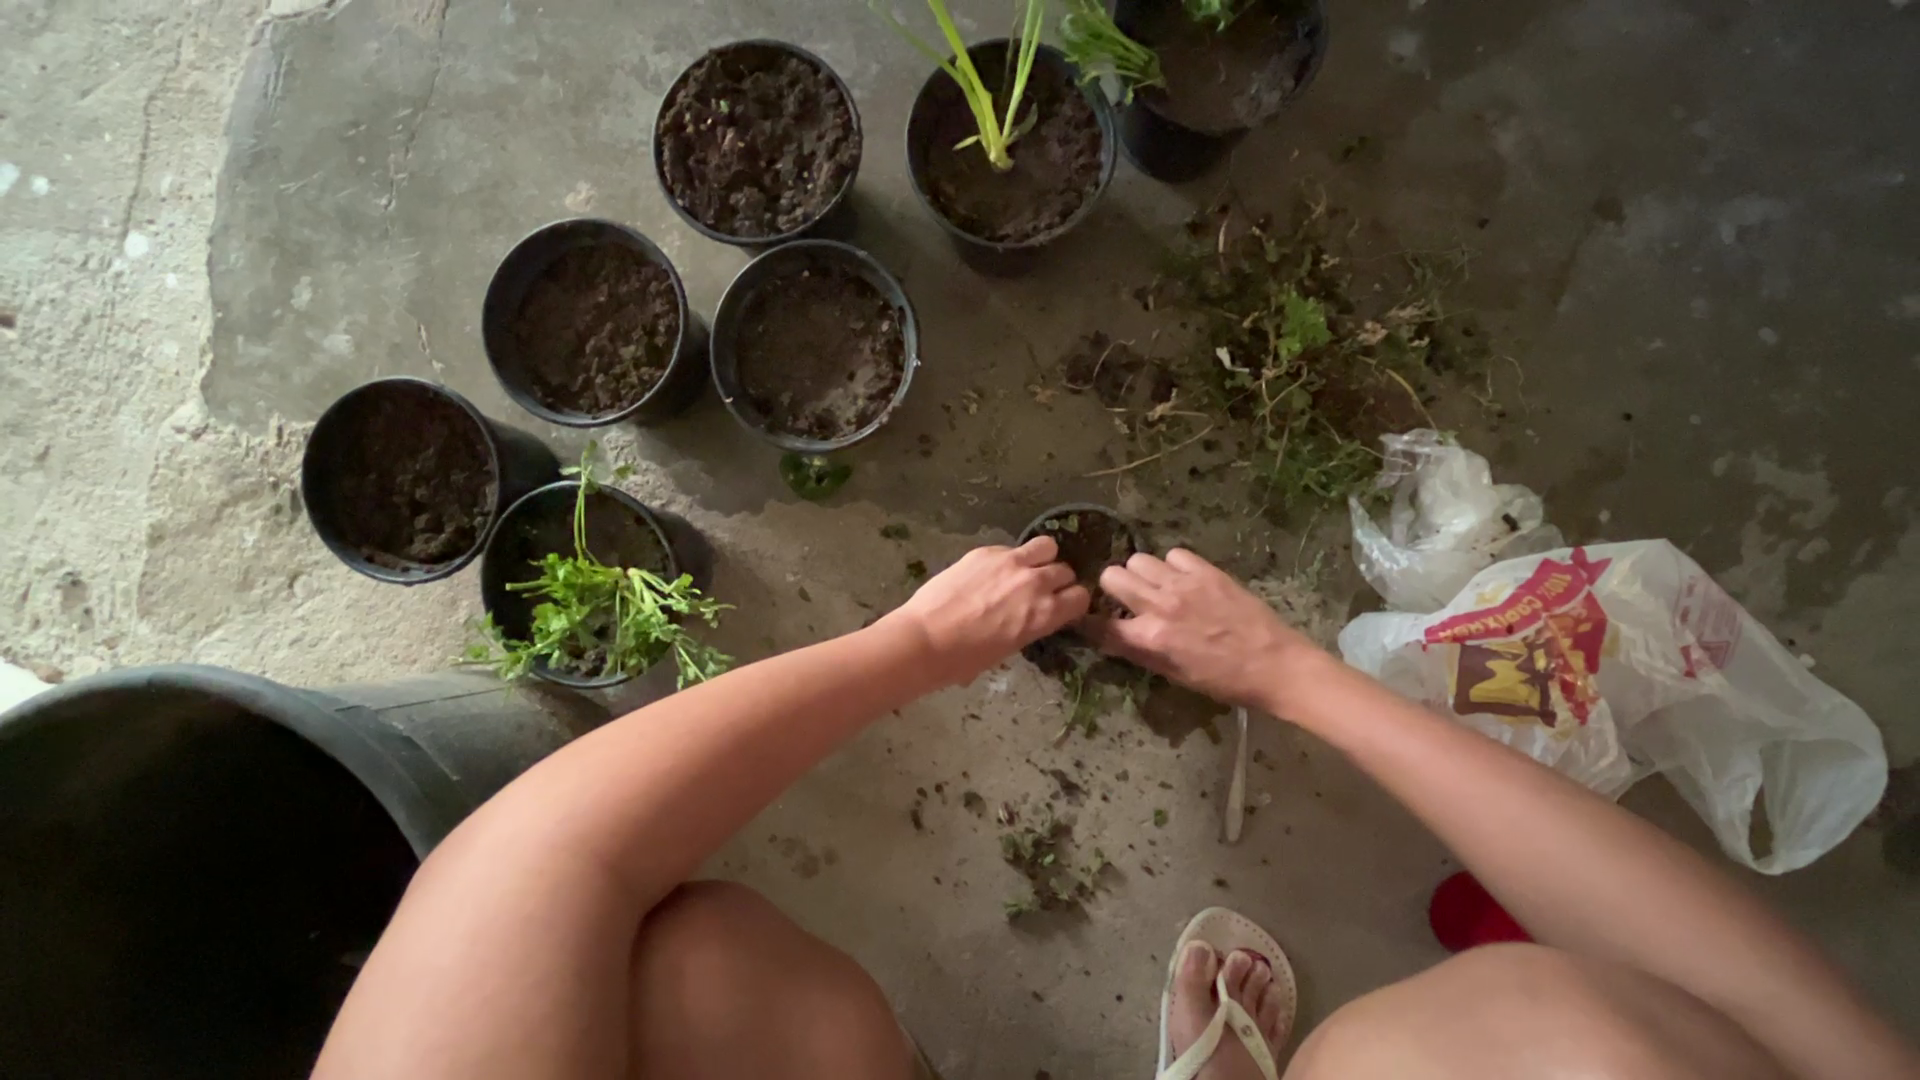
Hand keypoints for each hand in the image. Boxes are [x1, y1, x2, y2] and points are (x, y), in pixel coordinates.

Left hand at [879, 536, 1090, 686]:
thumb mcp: (1010, 648)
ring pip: (1046, 546)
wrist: (925, 639)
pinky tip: (989, 572)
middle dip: (1057, 580)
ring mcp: (1010, 562)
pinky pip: (1010, 548)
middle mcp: (1035, 582)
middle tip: (1040, 590)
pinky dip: (1007, 558)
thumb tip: (1033, 616)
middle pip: (1065, 570)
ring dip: (1041, 558)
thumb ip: (1032, 624)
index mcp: (1045, 614)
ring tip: (1024, 569)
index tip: (1063, 605)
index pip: (1081, 597)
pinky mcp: (986, 551)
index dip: (1073, 601)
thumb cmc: (965, 659)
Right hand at [1086, 548, 1325, 712]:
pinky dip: (1172, 566)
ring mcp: (1184, 584)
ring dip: (1141, 574)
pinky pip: (1173, 554)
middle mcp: (1161, 605)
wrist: (1276, 665)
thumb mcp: (1175, 675)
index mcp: (1151, 638)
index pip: (1100, 624)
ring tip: (1155, 587)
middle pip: (1112, 576)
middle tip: (1127, 599)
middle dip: (1113, 588)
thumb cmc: (1225, 681)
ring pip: (1138, 560)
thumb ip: (1140, 652)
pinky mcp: (1206, 571)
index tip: (1087, 620)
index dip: (1088, 621)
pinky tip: (1184, 581)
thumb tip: (1111, 637)